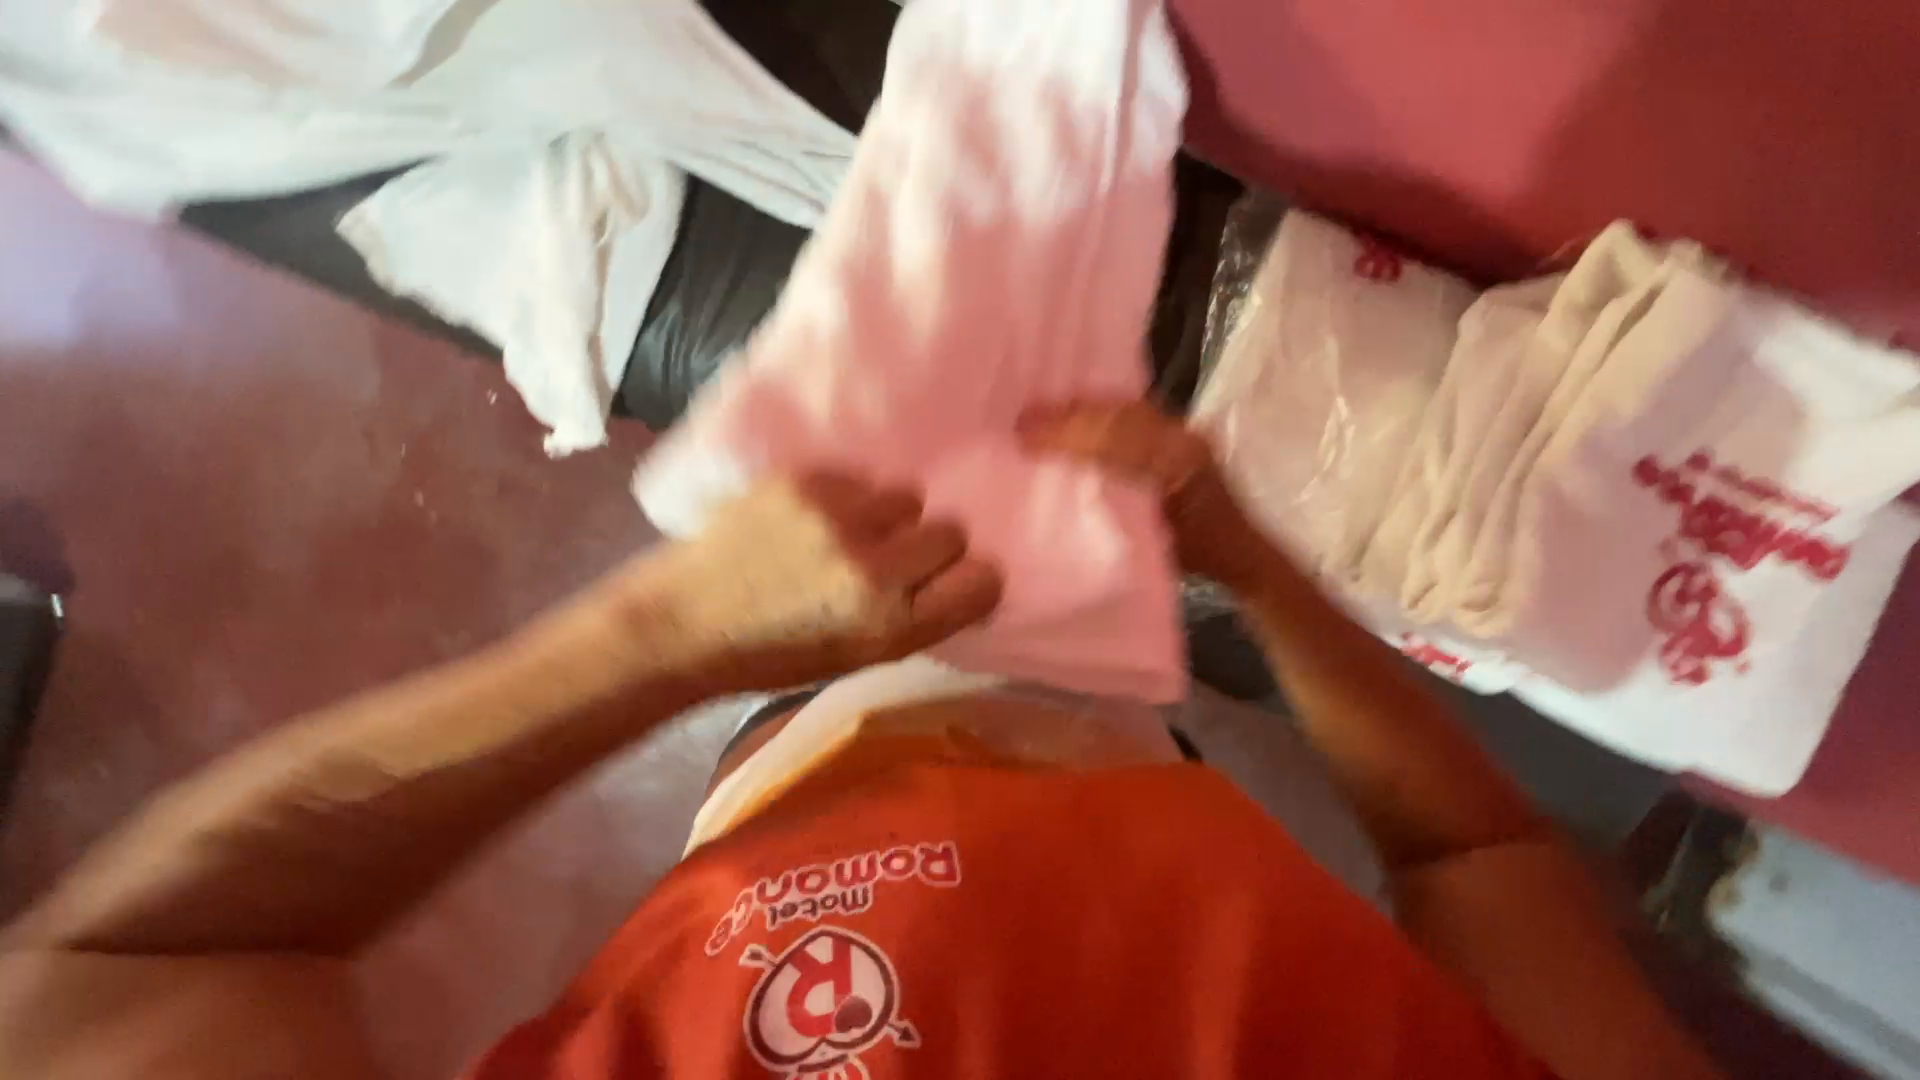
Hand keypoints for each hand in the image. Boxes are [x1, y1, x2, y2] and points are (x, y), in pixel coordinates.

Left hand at [620, 471, 1002, 693]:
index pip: (982, 582)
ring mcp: (837, 520)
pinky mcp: (804, 482)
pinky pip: (860, 479)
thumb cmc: (775, 654)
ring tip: (846, 533)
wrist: (687, 621)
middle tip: (891, 557)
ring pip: (907, 497)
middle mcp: (873, 570)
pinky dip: (846, 498)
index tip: (952, 581)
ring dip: (888, 516)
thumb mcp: (858, 657)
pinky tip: (811, 519)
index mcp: (891, 626)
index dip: (972, 580)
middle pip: (951, 532)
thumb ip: (915, 618)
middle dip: (928, 546)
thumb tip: (960, 578)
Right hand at [1019, 400, 1278, 589]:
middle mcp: (1184, 439)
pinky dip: (1099, 410)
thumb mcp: (1152, 549)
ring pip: (1126, 407)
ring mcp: (1183, 431)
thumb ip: (1116, 516)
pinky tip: (1071, 413)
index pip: (1116, 440)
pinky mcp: (1178, 431)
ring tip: (1038, 414)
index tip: (1026, 437)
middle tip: (1022, 421)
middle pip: (1119, 415)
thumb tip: (1062, 491)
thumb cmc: (1198, 558)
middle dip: (1067, 415)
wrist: (1244, 551)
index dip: (1068, 436)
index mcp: (1179, 468)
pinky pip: (1134, 411)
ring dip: (1080, 408)